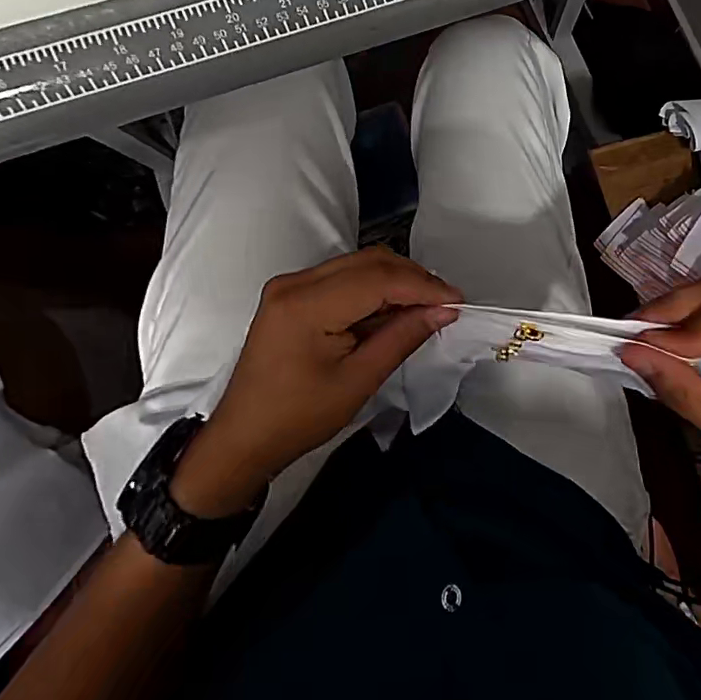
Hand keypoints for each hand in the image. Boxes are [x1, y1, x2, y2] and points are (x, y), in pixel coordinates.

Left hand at [170, 248, 460, 516]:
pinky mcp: (292, 293)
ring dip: (395, 281)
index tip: (458, 301)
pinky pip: (343, 276)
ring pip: (358, 264)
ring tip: (425, 309)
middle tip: (445, 305)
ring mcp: (290, 284)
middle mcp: (295, 282)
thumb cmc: (298, 418)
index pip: (378, 279)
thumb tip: (443, 311)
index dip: (423, 286)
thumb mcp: (358, 381)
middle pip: (369, 261)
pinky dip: (374, 288)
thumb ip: (402, 337)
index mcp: (305, 305)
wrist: (243, 437)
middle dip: (413, 279)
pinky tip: (393, 310)